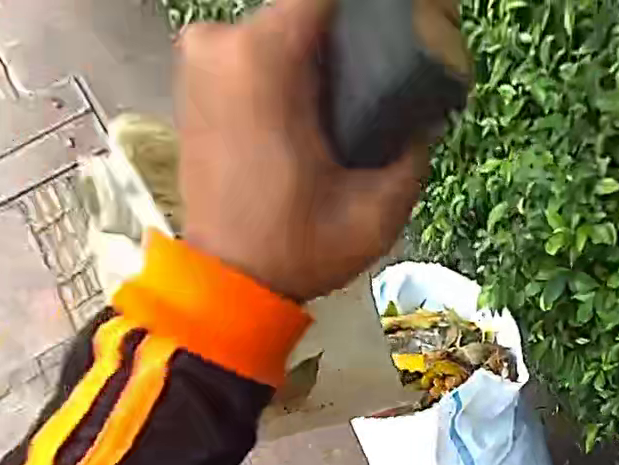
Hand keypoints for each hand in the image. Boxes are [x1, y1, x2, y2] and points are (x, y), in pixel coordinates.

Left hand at [174, 0, 429, 301]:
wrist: (229, 283)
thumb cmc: (298, 251)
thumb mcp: (375, 215)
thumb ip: (412, 156)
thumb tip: (425, 117)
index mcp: (265, 58)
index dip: (372, 14)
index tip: (402, 35)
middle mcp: (222, 41)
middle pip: (306, 14)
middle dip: (346, 44)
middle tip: (378, 90)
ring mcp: (200, 60)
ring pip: (280, 35)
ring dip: (315, 63)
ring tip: (342, 113)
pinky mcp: (193, 84)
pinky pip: (252, 58)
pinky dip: (284, 76)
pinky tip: (308, 119)